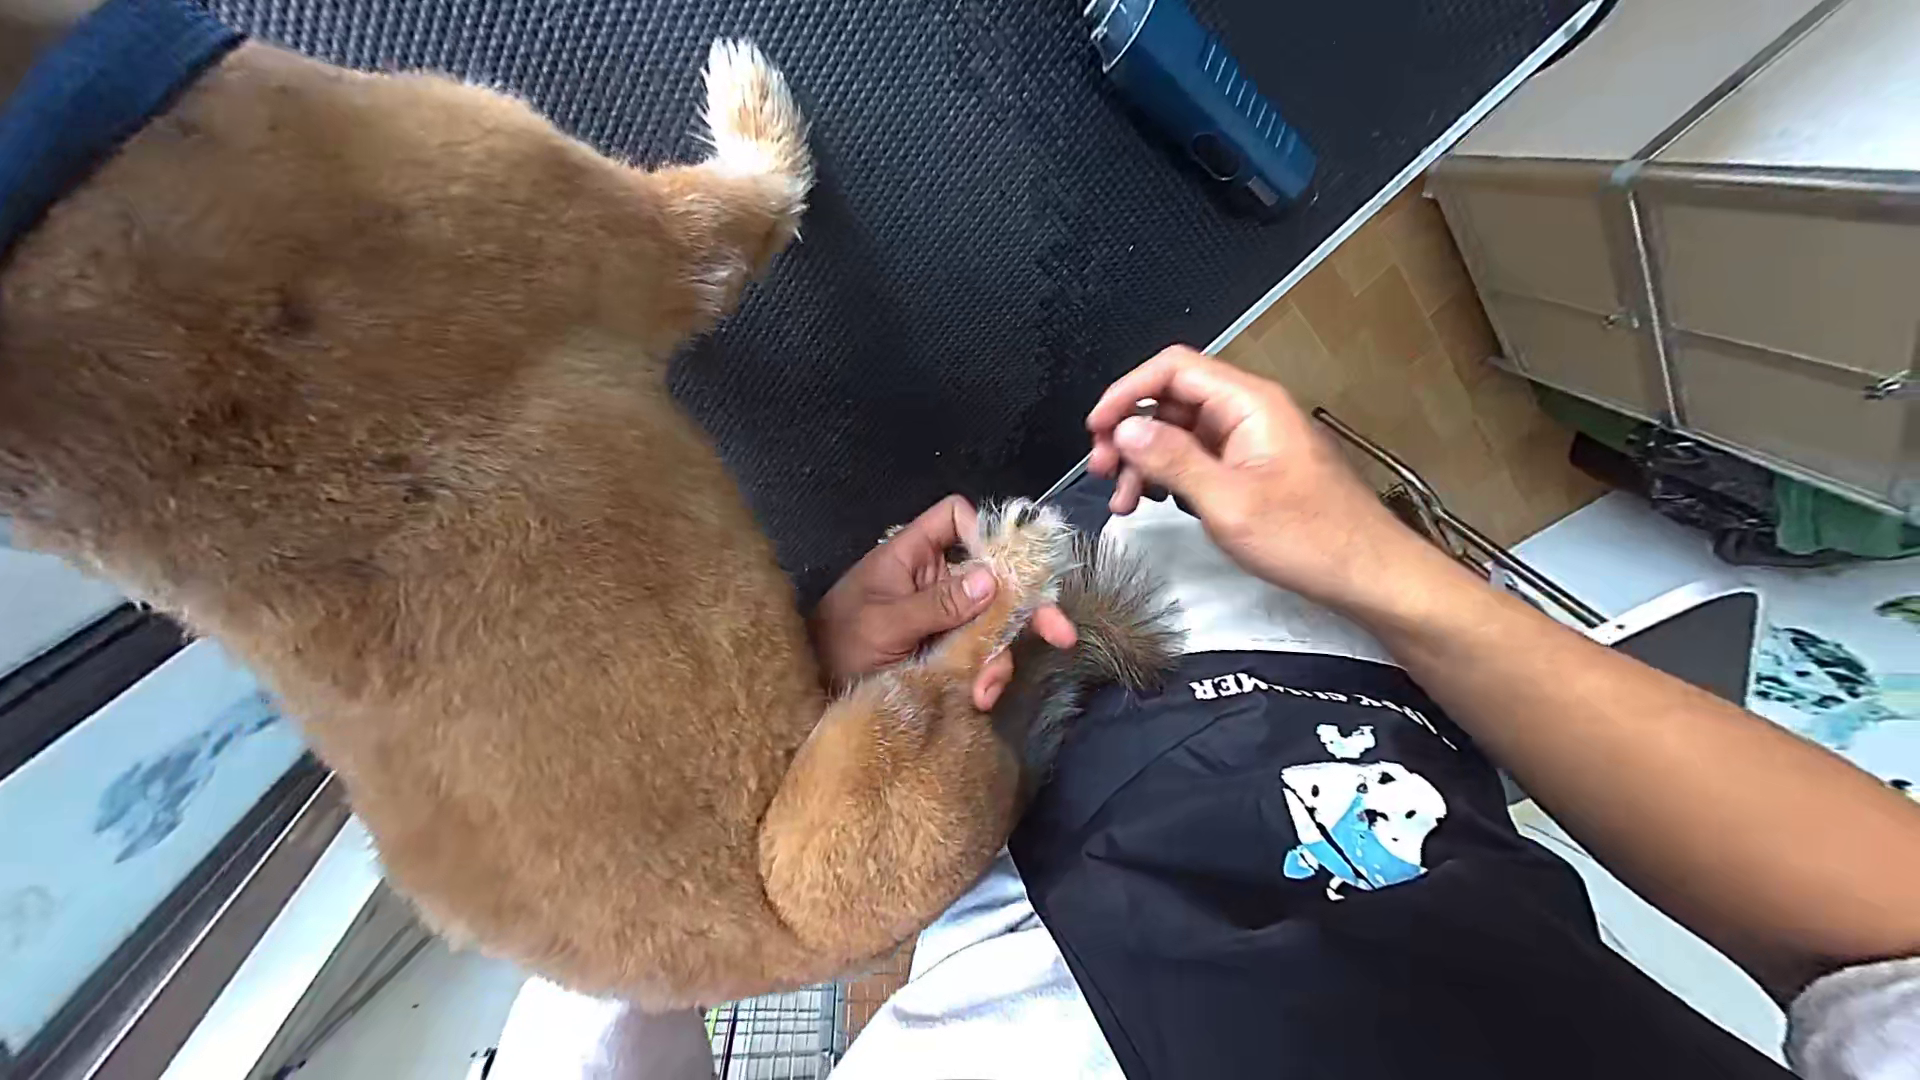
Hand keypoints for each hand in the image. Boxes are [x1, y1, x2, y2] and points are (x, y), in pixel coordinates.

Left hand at [810, 495, 1076, 709]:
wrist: (815, 692)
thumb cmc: (836, 645)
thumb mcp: (882, 623)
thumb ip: (934, 604)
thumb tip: (990, 580)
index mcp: (911, 555)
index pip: (954, 518)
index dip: (982, 531)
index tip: (999, 567)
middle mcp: (934, 580)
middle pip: (991, 575)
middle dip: (1027, 604)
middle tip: (1060, 631)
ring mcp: (944, 618)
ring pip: (993, 622)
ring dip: (1001, 654)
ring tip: (987, 688)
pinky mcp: (947, 652)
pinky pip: (980, 656)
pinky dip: (985, 676)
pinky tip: (978, 698)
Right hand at [1085, 346, 1435, 612]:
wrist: (1364, 575)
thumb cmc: (1312, 540)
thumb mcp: (1229, 501)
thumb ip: (1173, 460)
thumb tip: (1126, 429)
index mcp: (1249, 405)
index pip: (1173, 370)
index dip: (1126, 392)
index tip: (1097, 427)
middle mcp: (1246, 414)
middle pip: (1169, 401)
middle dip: (1128, 431)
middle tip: (1102, 467)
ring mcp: (1244, 442)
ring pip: (1175, 433)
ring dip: (1140, 460)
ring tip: (1121, 497)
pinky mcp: (1243, 467)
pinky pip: (1191, 459)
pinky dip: (1163, 477)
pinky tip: (1149, 501)